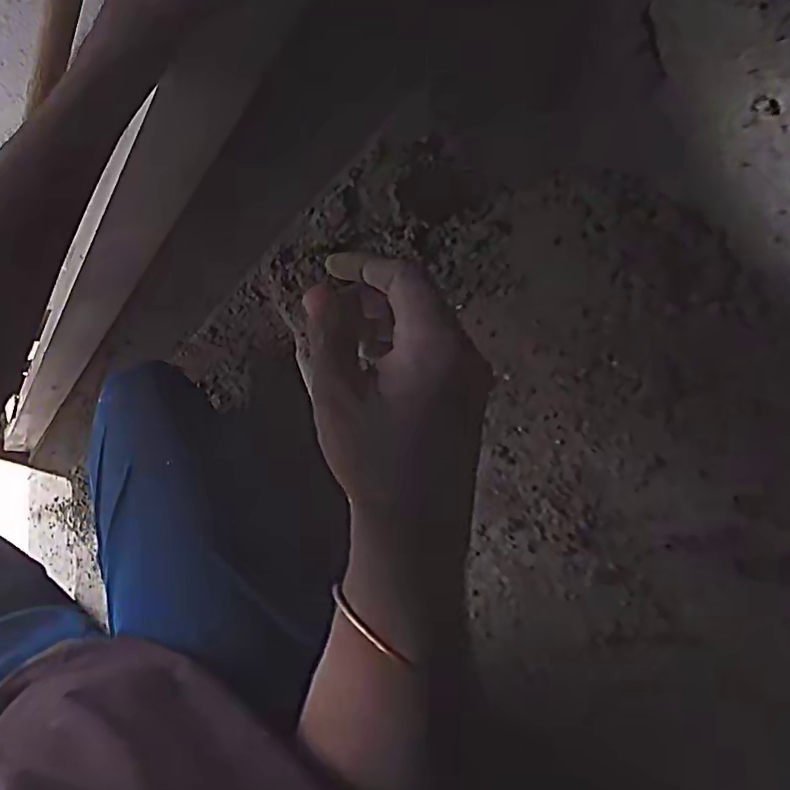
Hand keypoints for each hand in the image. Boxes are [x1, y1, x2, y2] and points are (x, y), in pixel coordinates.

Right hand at [299, 253, 490, 535]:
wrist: (416, 523)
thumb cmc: (370, 457)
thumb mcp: (335, 392)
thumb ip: (328, 335)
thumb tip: (321, 291)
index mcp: (436, 345)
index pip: (405, 280)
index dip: (363, 266)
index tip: (327, 269)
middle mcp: (463, 354)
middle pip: (419, 300)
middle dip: (368, 296)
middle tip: (324, 309)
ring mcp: (469, 379)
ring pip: (424, 327)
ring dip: (379, 321)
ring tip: (336, 339)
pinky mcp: (463, 399)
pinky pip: (429, 352)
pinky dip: (394, 345)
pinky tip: (363, 369)